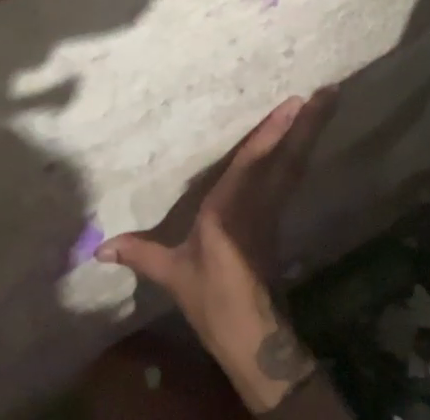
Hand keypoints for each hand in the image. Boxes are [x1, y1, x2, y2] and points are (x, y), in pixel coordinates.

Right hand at [99, 89, 337, 411]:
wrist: (253, 338)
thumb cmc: (213, 303)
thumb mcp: (173, 276)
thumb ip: (140, 253)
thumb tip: (98, 248)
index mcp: (228, 211)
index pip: (251, 164)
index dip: (271, 134)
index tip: (294, 104)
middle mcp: (256, 205)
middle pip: (287, 159)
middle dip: (309, 126)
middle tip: (330, 92)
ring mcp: (272, 214)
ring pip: (294, 167)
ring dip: (310, 136)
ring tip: (327, 104)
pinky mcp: (276, 223)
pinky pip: (290, 180)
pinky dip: (298, 156)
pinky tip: (304, 142)